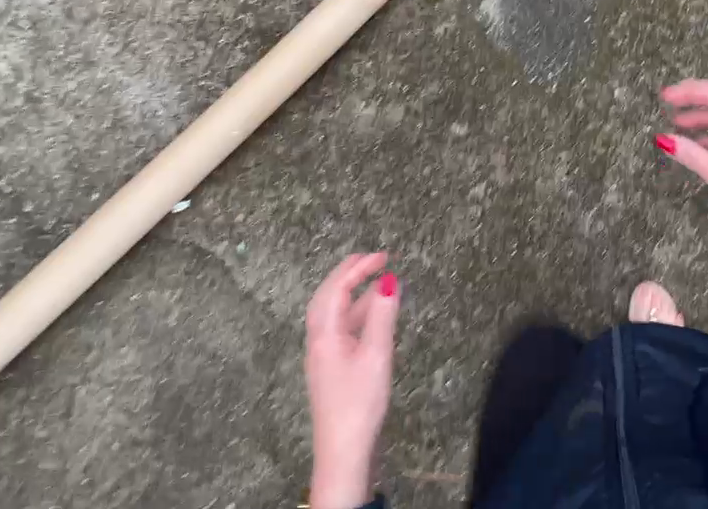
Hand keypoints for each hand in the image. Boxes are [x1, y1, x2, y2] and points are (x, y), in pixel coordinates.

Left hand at [305, 252, 399, 508]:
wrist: (344, 453)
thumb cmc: (359, 402)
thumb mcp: (377, 355)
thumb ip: (383, 316)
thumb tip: (389, 280)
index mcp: (324, 334)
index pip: (336, 288)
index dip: (358, 267)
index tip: (383, 255)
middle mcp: (319, 340)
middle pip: (328, 297)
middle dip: (349, 273)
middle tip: (374, 258)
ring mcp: (324, 355)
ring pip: (335, 313)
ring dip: (354, 293)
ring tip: (380, 281)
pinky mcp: (333, 369)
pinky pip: (342, 328)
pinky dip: (358, 312)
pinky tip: (376, 315)